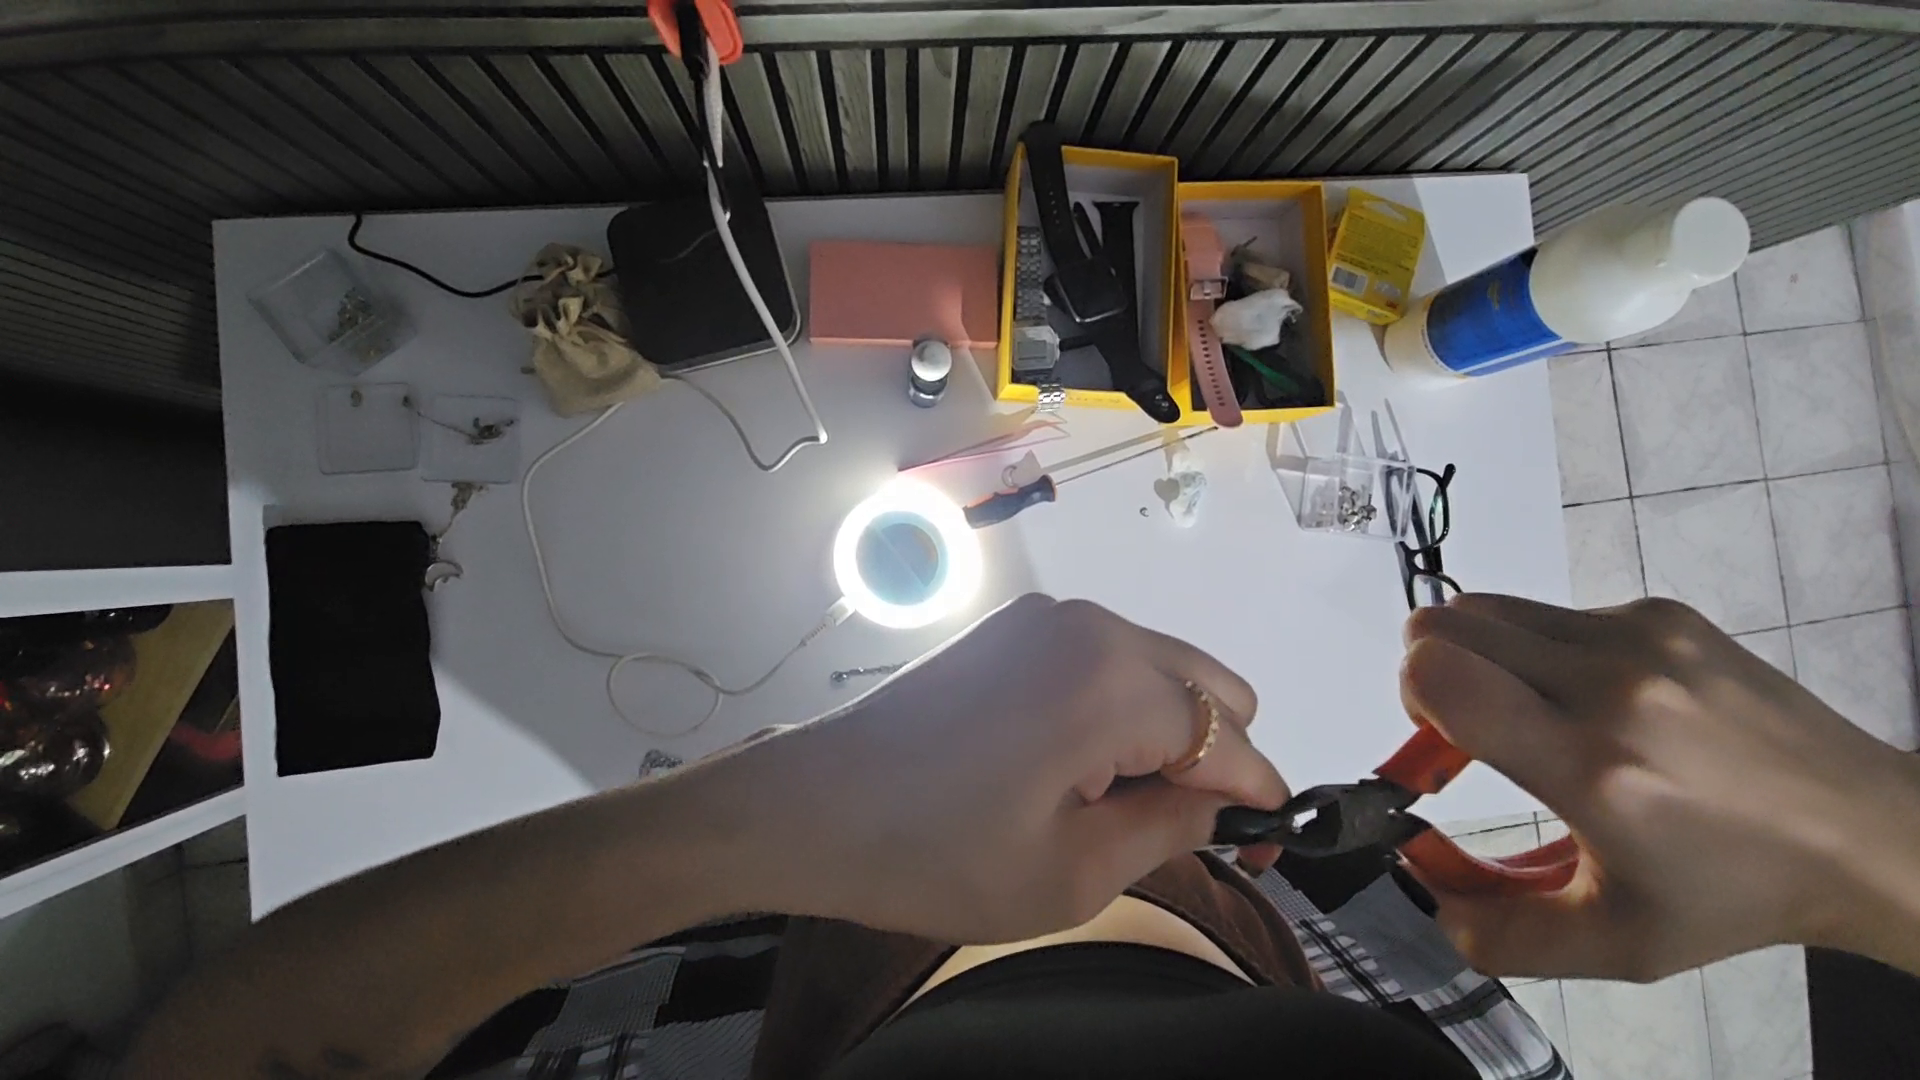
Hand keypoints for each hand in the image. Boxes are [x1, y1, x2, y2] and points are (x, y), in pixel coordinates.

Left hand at [689, 594, 1288, 943]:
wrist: (816, 803)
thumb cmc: (939, 853)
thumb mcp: (1074, 872)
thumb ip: (1172, 827)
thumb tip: (1222, 800)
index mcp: (1112, 679)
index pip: (1229, 736)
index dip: (1255, 797)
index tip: (1257, 847)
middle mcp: (1089, 625)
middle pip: (1207, 684)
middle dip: (1211, 755)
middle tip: (1169, 822)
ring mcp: (1046, 616)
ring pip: (1156, 666)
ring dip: (1161, 729)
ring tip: (1107, 796)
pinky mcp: (1012, 625)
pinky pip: (1102, 658)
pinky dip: (1115, 704)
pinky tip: (1066, 755)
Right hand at [1402, 594, 1919, 979]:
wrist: (1879, 837)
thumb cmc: (1733, 895)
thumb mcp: (1609, 943)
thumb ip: (1490, 928)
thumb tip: (1409, 879)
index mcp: (1592, 770)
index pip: (1438, 676)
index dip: (1411, 699)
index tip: (1439, 741)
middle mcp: (1609, 687)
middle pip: (1440, 626)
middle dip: (1429, 671)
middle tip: (1471, 724)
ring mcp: (1638, 639)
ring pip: (1480, 608)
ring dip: (1474, 654)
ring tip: (1525, 705)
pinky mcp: (1660, 614)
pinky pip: (1541, 611)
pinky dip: (1533, 647)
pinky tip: (1591, 696)